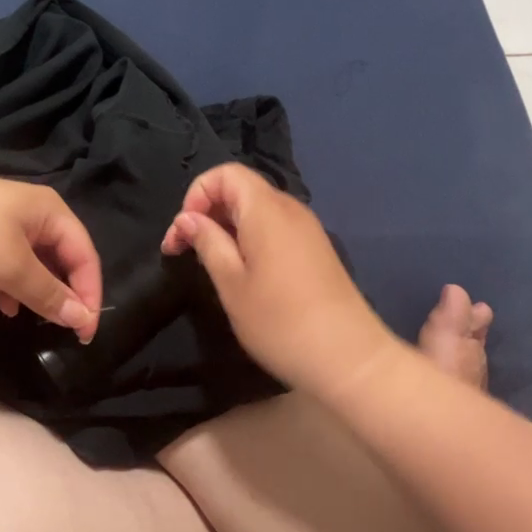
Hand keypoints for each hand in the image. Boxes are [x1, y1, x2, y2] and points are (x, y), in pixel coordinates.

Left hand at [0, 174, 102, 342]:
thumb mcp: (12, 267)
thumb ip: (50, 293)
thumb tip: (82, 318)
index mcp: (46, 207)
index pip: (83, 251)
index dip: (90, 291)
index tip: (86, 331)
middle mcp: (28, 211)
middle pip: (61, 255)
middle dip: (65, 291)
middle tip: (64, 328)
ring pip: (33, 262)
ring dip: (38, 291)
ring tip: (35, 319)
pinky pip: (7, 264)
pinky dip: (12, 286)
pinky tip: (5, 307)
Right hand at [160, 163, 396, 396]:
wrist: (348, 359)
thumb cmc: (280, 321)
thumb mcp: (231, 283)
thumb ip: (207, 242)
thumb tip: (187, 219)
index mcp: (266, 209)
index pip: (226, 173)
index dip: (197, 194)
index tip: (183, 233)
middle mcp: (290, 209)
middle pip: (241, 189)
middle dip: (208, 211)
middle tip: (186, 251)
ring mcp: (307, 229)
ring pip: (257, 210)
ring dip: (228, 227)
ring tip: (212, 265)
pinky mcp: (316, 250)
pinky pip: (275, 227)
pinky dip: (250, 238)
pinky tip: (244, 274)